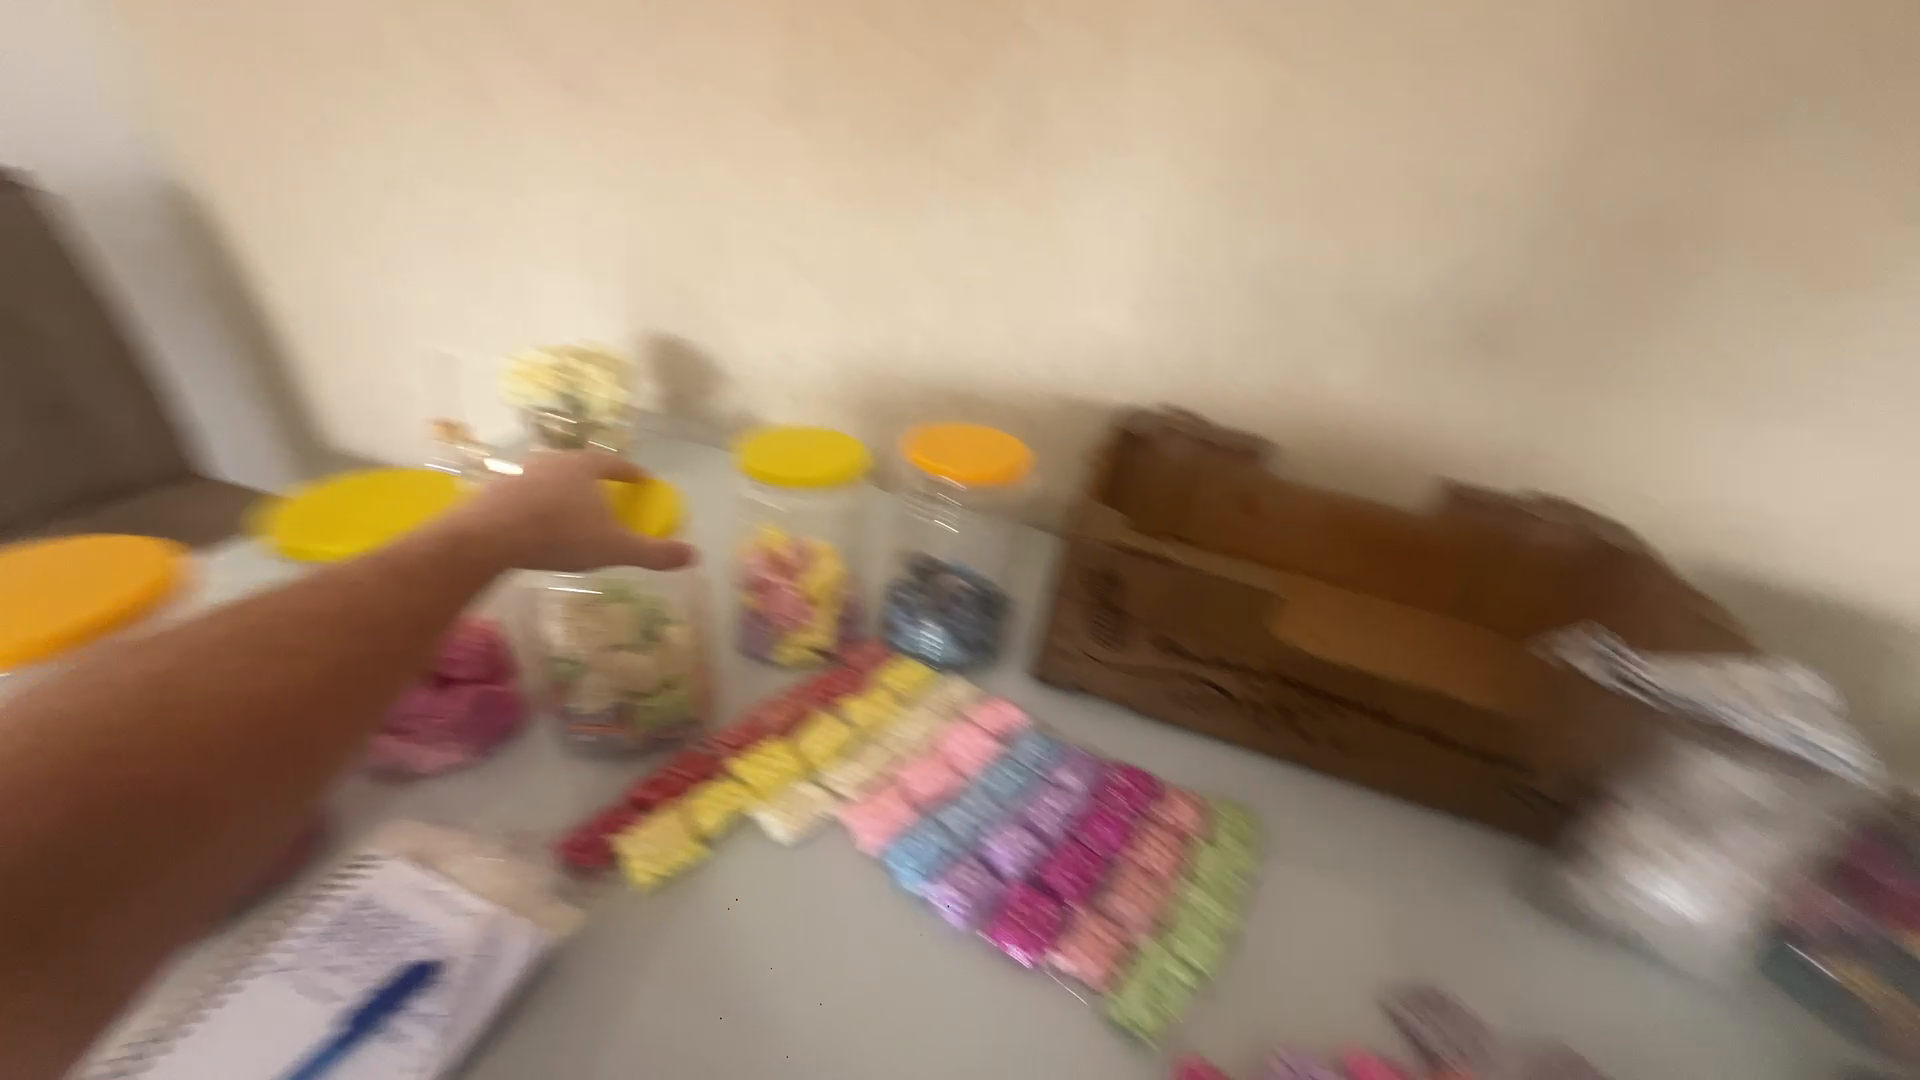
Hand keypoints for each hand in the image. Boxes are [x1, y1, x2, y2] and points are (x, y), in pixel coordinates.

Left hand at [451, 451, 695, 572]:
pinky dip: (538, 507)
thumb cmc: (559, 535)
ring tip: (573, 514)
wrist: (486, 539)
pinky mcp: (493, 491)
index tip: (643, 481)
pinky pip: (526, 496)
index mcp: (584, 466)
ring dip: (565, 493)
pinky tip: (539, 528)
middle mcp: (552, 460)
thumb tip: (694, 556)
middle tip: (607, 498)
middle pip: (581, 467)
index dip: (632, 473)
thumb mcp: (615, 548)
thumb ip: (654, 552)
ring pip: (551, 479)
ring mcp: (519, 473)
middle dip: (596, 482)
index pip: (616, 463)